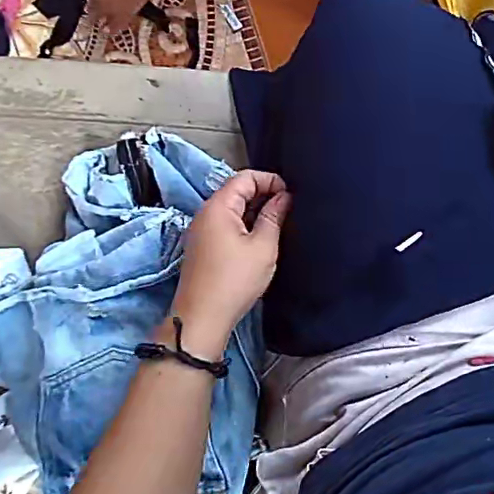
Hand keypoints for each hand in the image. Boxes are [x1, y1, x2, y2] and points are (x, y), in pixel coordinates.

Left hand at [169, 171, 290, 350]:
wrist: (203, 317)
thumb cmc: (235, 280)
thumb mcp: (263, 246)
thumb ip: (274, 216)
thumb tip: (283, 197)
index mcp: (218, 207)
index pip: (245, 177)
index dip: (271, 180)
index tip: (291, 195)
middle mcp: (206, 213)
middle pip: (237, 190)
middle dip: (265, 194)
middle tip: (289, 210)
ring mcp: (202, 230)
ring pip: (233, 208)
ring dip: (256, 211)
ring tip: (279, 224)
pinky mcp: (204, 245)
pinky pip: (227, 224)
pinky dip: (246, 224)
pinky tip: (262, 239)